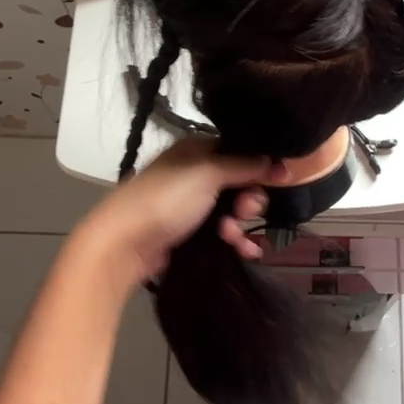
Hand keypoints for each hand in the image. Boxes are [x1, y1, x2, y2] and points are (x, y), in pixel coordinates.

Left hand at [75, 139, 284, 283]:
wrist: (123, 244)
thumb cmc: (164, 200)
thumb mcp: (207, 174)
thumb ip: (244, 166)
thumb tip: (278, 161)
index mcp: (195, 151)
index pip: (238, 151)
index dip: (259, 165)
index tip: (279, 179)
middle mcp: (195, 175)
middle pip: (239, 183)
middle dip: (249, 199)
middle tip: (246, 210)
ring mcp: (192, 206)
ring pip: (233, 212)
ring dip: (240, 224)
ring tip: (230, 236)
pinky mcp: (190, 235)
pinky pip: (223, 235)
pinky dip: (235, 242)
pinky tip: (245, 252)